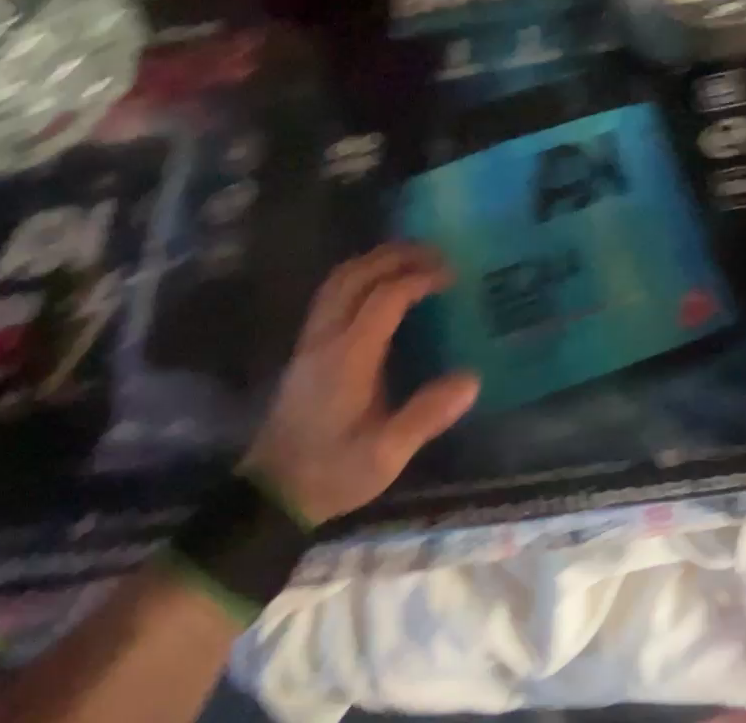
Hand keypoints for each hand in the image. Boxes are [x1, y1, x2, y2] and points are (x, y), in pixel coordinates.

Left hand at [241, 243, 479, 524]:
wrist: (274, 492)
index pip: (385, 298)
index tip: (452, 276)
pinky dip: (359, 277)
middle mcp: (326, 338)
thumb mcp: (386, 453)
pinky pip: (331, 294)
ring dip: (374, 261)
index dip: (419, 278)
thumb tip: (471, 378)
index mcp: (349, 356)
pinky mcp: (307, 350)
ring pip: (338, 281)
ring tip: (410, 260)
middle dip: (397, 256)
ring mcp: (312, 341)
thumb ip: (426, 414)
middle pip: (356, 275)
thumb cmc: (333, 471)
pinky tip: (379, 288)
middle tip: (436, 254)